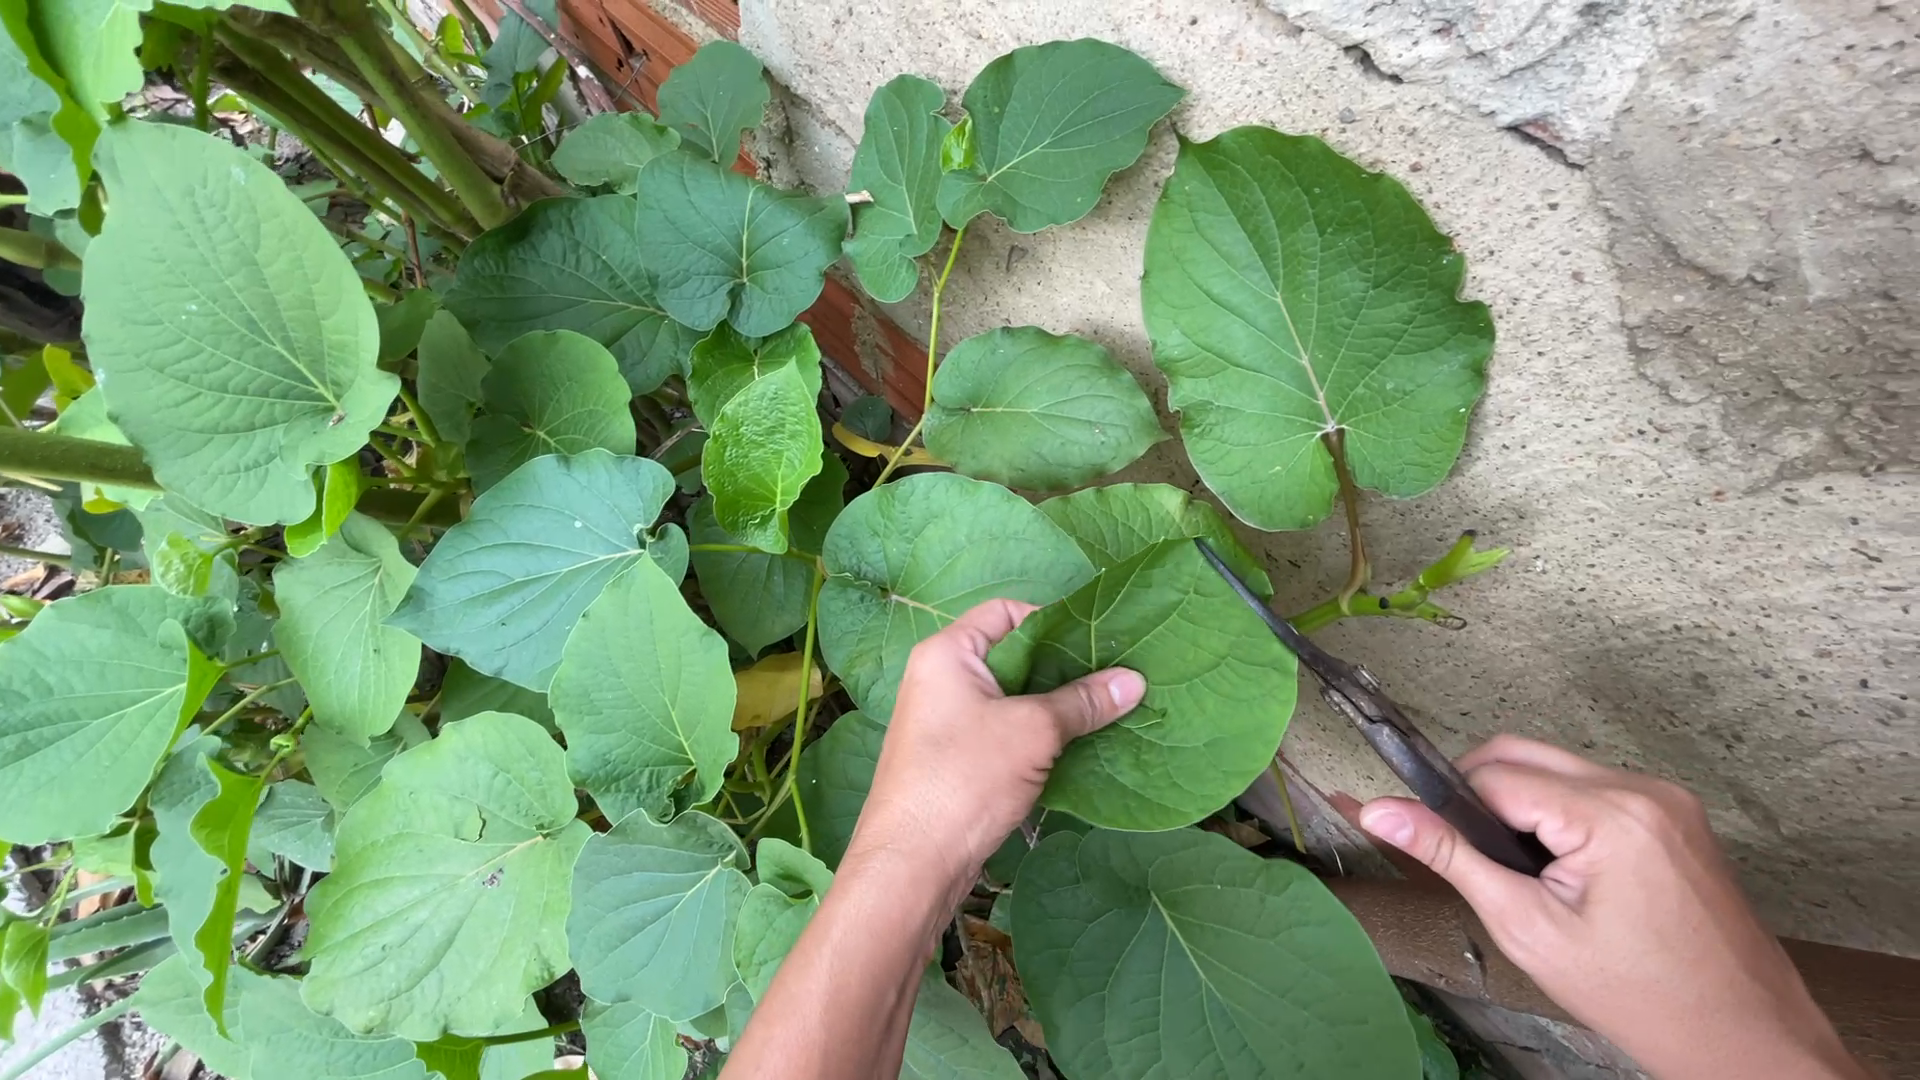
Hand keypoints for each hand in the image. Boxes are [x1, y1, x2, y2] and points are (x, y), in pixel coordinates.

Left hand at [845, 598, 1145, 896]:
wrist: (912, 862)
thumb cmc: (966, 776)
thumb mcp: (1034, 731)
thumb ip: (1083, 701)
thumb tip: (1135, 679)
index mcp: (947, 652)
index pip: (1004, 612)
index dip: (1051, 620)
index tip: (1094, 642)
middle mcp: (940, 677)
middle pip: (1010, 655)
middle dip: (1059, 667)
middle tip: (1109, 677)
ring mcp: (945, 720)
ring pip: (1009, 697)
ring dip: (1051, 705)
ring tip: (1102, 710)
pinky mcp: (954, 758)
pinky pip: (1002, 730)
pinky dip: (1035, 734)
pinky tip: (1074, 744)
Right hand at [1359, 736, 1864, 1079]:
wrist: (1748, 1044)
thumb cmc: (1638, 995)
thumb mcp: (1524, 925)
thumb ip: (1447, 854)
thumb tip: (1376, 810)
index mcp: (1612, 815)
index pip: (1492, 776)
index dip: (1454, 806)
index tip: (1448, 847)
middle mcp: (1643, 789)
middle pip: (1518, 753)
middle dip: (1480, 793)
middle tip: (1477, 855)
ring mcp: (1664, 797)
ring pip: (1547, 763)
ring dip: (1515, 799)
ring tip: (1520, 866)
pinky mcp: (1672, 810)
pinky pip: (1583, 782)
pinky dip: (1552, 807)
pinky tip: (1557, 861)